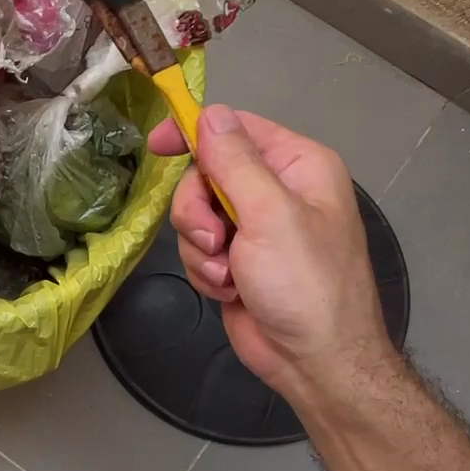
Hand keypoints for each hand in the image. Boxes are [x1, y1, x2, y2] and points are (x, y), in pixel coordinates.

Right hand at [147, 105, 391, 399]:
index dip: (194, 133)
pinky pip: (198, 251)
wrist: (313, 358)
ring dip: (201, 249)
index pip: (235, 129)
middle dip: (197, 212)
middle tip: (212, 239)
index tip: (156, 145)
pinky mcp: (235, 261)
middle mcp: (274, 192)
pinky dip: (206, 272)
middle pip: (205, 177)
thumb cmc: (304, 281)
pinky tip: (229, 290)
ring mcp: (253, 229)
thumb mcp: (268, 214)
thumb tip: (209, 112)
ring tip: (227, 274)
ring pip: (195, 218)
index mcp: (296, 166)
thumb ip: (234, 162)